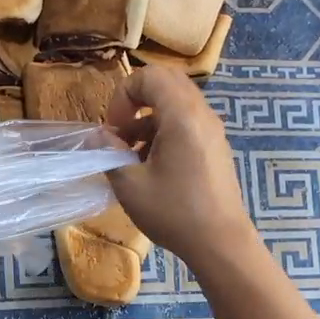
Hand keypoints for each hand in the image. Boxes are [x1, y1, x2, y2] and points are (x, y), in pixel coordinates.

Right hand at [105, 67, 259, 271]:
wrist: (220, 243)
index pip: (150, 75)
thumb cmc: (173, 212)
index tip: (113, 129)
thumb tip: (98, 138)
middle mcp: (201, 114)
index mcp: (181, 115)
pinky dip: (165, 132)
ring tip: (132, 154)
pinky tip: (153, 166)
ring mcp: (212, 130)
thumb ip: (109, 154)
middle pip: (166, 83)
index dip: (123, 95)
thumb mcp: (129, 185)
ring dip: (148, 119)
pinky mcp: (216, 147)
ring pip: (177, 104)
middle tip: (120, 132)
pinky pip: (187, 123)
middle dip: (136, 101)